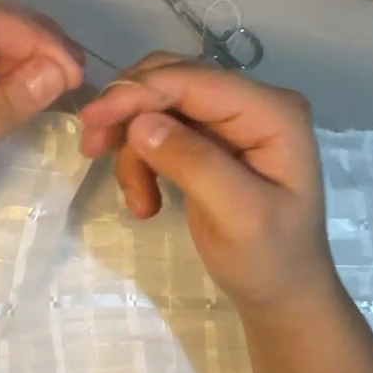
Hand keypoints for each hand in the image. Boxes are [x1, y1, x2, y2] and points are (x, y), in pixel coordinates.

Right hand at [78, 53, 336, 313]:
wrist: (281, 291)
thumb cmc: (270, 259)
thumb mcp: (239, 216)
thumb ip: (194, 164)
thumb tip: (141, 124)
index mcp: (272, 112)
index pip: (195, 81)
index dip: (139, 92)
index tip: (91, 121)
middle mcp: (252, 105)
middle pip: (172, 82)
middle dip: (129, 113)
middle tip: (93, 149)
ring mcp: (229, 123)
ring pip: (157, 108)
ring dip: (133, 150)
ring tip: (137, 201)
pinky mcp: (208, 142)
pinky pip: (159, 133)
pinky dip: (140, 163)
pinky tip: (144, 202)